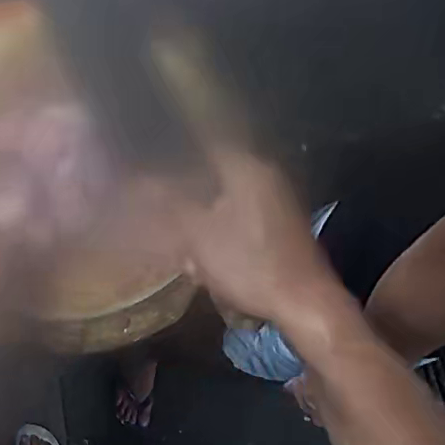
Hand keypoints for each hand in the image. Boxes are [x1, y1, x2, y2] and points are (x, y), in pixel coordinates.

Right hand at [155, 145, 350, 331]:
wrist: (304, 302)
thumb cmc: (249, 264)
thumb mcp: (199, 235)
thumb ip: (170, 204)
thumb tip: (140, 183)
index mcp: (247, 169)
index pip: (205, 142)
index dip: (175, 152)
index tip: (153, 166)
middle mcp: (265, 176)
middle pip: (213, 175)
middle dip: (186, 199)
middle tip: (166, 223)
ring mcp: (276, 201)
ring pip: (224, 202)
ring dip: (201, 223)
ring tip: (188, 255)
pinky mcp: (280, 226)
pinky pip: (240, 220)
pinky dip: (220, 235)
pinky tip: (208, 264)